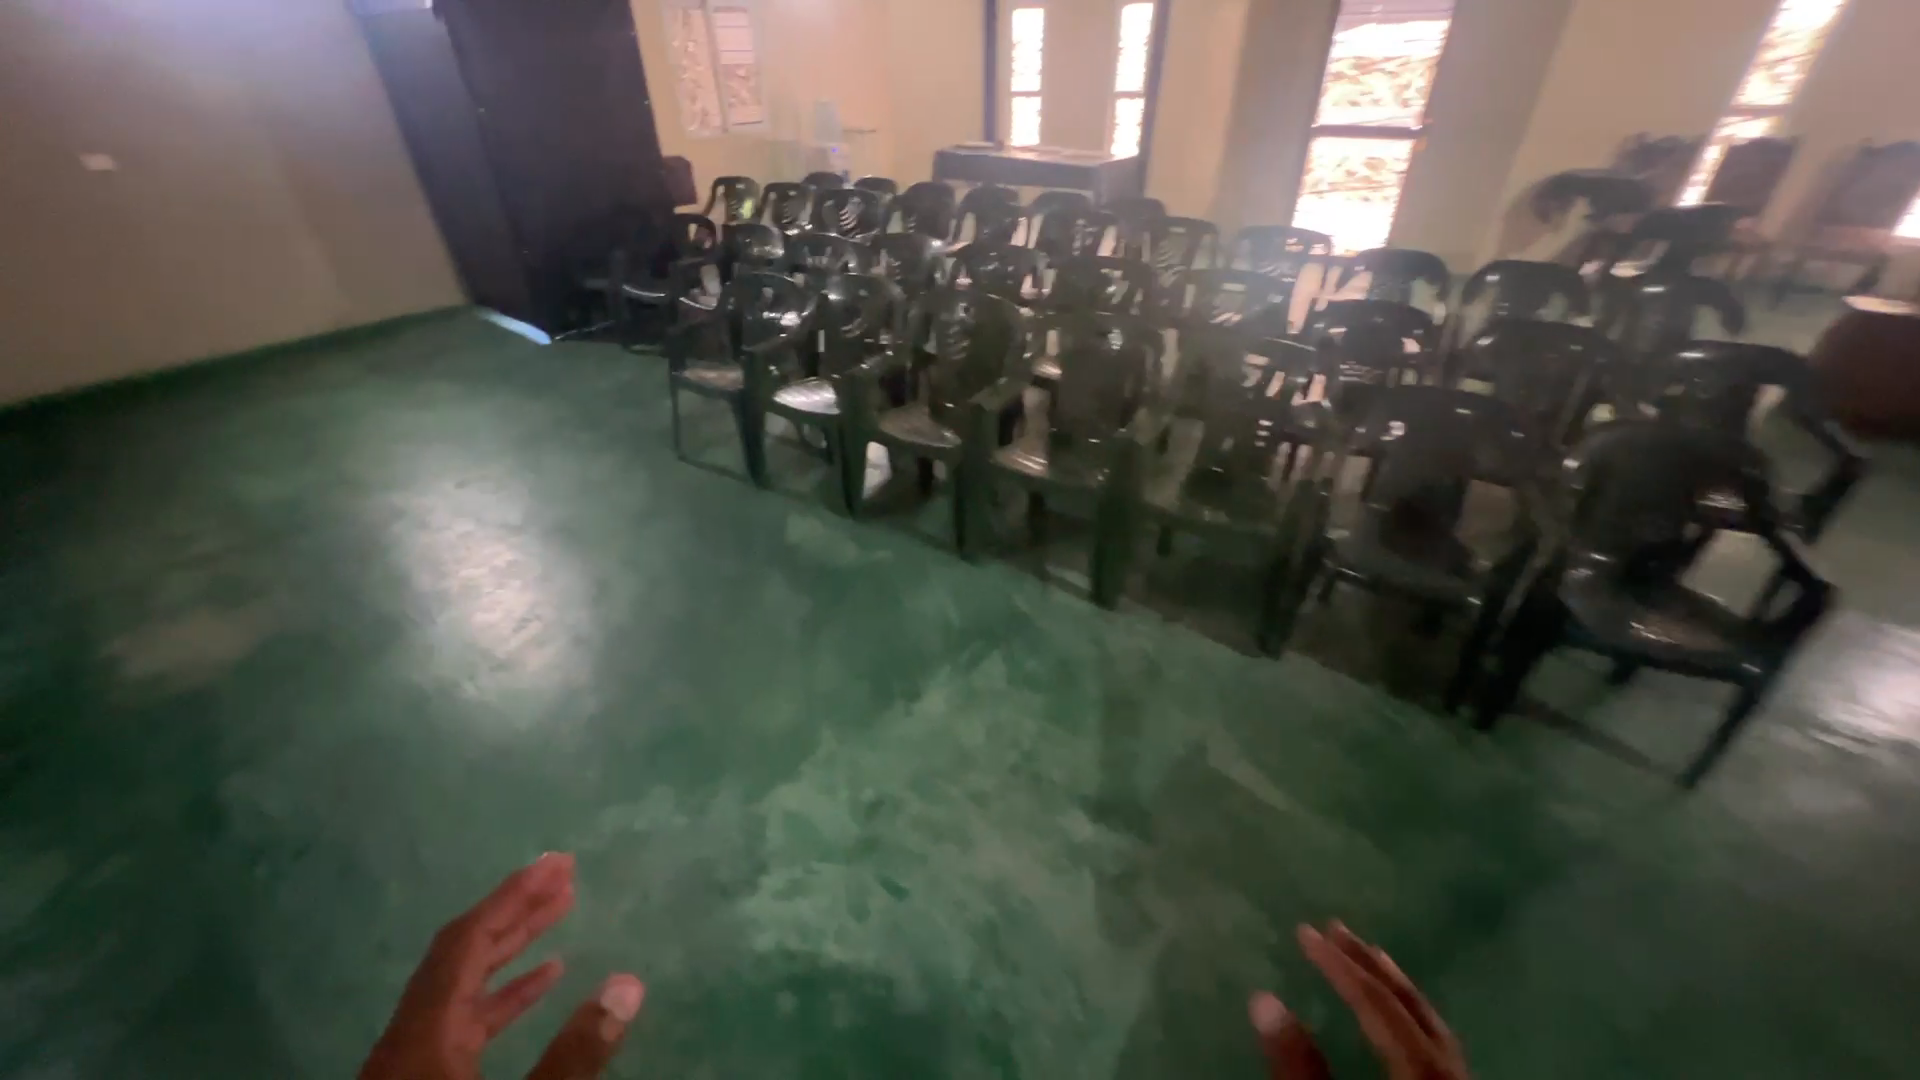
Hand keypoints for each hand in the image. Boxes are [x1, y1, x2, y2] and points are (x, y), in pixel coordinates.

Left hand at [359, 853, 644, 1079]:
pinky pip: (462, 1020)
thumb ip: (572, 1057)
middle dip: (517, 910)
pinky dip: (505, 993)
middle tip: (566, 874)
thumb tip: (629, 983)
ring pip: (461, 986)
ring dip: (513, 947)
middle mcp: (410, 1041)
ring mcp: (411, 1066)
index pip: (467, 942)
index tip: (556, 861)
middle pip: (461, 955)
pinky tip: (544, 984)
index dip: (512, 895)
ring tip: (562, 914)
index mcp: (424, 1037)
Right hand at [1249, 921, 1466, 1079]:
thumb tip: (1261, 999)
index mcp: (1421, 1068)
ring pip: (1431, 1023)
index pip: (1375, 1002)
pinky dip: (1412, 1014)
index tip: (1303, 930)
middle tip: (1334, 926)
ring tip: (1370, 954)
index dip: (1337, 964)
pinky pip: (1438, 1043)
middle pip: (1409, 1005)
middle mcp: (1450, 1069)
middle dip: (1368, 963)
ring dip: (1395, 984)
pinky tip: (1397, 1012)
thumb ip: (1299, 1065)